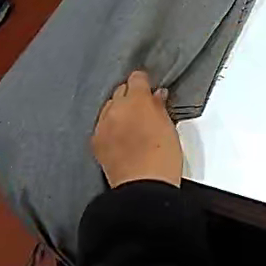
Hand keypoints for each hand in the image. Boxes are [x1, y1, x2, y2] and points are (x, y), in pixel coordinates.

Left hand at [91, 70, 181, 187]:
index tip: (149, 88)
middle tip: (143, 108)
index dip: (144, 83)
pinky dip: (110, 127)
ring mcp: (102, 125)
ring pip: (108, 108)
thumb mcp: (169, 128)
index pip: (136, 79)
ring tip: (131, 124)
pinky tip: (121, 137)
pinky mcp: (95, 141)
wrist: (144, 187)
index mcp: (137, 101)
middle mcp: (115, 109)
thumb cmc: (163, 158)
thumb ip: (160, 107)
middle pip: (120, 91)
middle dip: (130, 96)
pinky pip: (101, 125)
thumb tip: (157, 96)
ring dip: (118, 111)